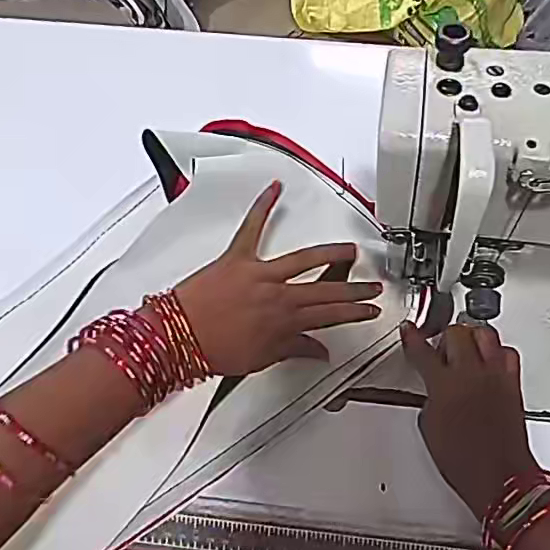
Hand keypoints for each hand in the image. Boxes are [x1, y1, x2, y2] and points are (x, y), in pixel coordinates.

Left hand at [172, 181, 383, 374]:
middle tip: (372, 286)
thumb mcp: (261, 359)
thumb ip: (294, 350)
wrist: (176, 338)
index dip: (355, 312)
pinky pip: (252, 227)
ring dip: (331, 253)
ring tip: (349, 249)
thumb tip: (316, 352)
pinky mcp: (237, 257)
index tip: (369, 309)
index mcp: (285, 321)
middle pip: (327, 290)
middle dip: (355, 290)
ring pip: (305, 259)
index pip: (331, 315)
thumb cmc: (211, 350)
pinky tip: (274, 190)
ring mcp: (260, 273)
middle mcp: (278, 295)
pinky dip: (262, 206)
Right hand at [401, 321, 538, 518]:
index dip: (413, 337)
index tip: (410, 331)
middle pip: (457, 332)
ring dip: (472, 337)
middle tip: (441, 349)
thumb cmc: (465, 461)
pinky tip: (489, 362)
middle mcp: (472, 373)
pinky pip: (506, 352)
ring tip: (466, 350)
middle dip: (445, 337)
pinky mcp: (513, 382)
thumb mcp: (430, 427)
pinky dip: (497, 352)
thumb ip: (431, 395)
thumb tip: (435, 385)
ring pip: (484, 333)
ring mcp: (495, 375)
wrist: (499, 478)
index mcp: (444, 384)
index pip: (423, 349)